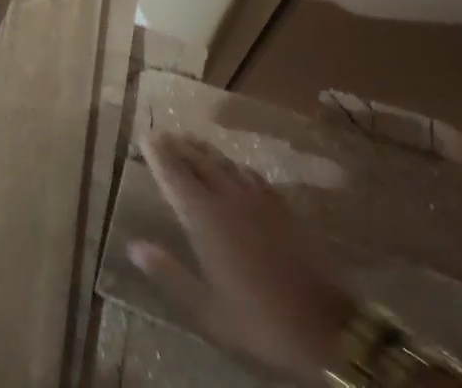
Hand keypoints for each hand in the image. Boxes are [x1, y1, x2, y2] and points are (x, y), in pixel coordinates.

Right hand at [129, 131, 357, 382]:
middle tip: (163, 133)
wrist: (327, 329)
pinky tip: (234, 167)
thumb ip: (168, 273)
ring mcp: (261, 203)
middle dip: (179, 146)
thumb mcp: (205, 308)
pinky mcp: (285, 211)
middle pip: (200, 162)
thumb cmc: (258, 321)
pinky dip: (236, 165)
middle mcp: (230, 201)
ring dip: (205, 150)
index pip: (175, 176)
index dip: (159, 155)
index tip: (145, 137)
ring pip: (227, 164)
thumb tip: (134, 247)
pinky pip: (253, 176)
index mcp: (205, 220)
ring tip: (190, 140)